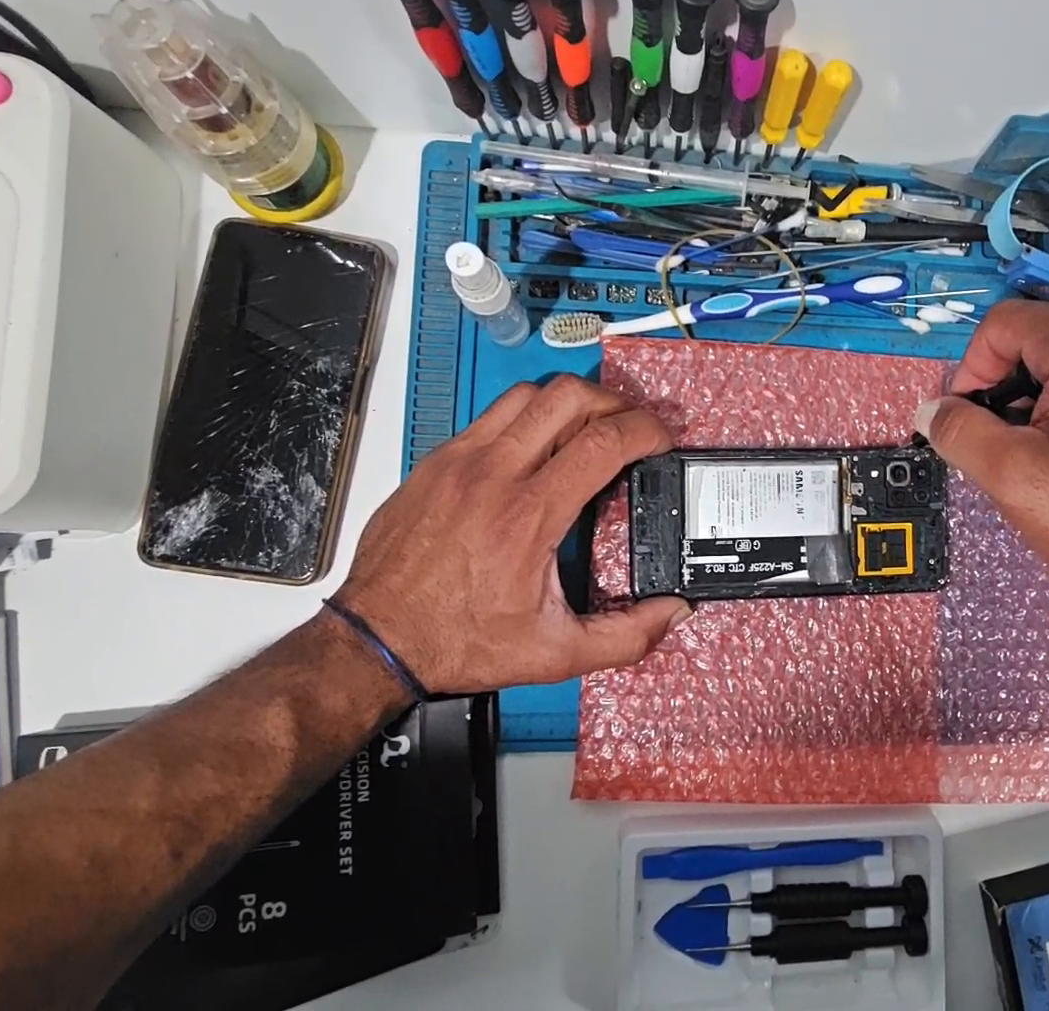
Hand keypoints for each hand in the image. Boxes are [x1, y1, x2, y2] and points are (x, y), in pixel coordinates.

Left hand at [334, 376, 690, 693]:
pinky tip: (537, 446)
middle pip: (569, 397)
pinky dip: (527, 416)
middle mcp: (494, 475)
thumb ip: (625, 636)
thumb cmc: (458, 641)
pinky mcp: (436, 462)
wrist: (376, 639)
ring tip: (589, 427)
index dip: (645, 430)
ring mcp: (460, 461)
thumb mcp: (555, 654)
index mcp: (529, 516)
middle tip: (629, 428)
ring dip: (570, 402)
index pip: (602, 442)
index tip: (659, 440)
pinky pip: (491, 414)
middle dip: (614, 403)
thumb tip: (672, 612)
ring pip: (528, 394)